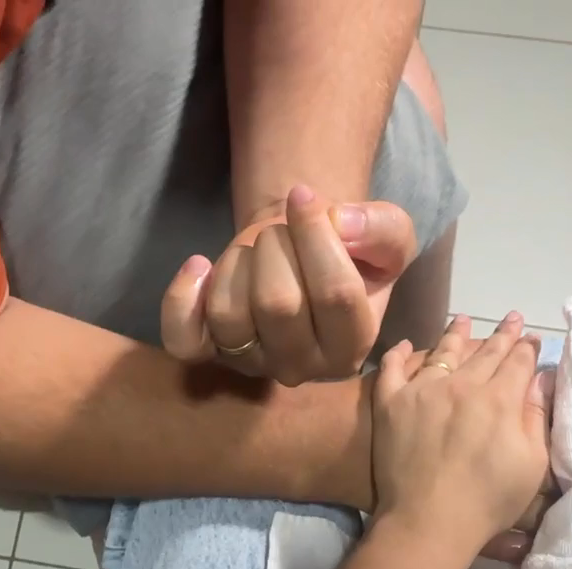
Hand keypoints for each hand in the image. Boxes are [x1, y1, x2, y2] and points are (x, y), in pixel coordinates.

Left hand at [161, 185, 417, 385]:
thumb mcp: (388, 238)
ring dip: (239, 261)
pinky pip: (184, 339)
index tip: (303, 196)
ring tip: (257, 251)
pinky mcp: (210, 354)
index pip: (335, 296)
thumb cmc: (349, 255)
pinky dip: (182, 298)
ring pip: (230, 314)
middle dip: (276, 244)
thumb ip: (382, 228)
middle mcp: (301, 368)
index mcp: (351, 348)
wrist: (302, 262)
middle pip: (278, 304)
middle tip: (282, 231)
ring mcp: (252, 364)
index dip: (317, 236)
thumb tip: (341, 222)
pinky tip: (200, 265)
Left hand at [371, 314, 549, 560]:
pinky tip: (404, 345)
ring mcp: (422, 391)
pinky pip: (392, 369)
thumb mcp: (531, 465)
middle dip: (503, 334)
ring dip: (456, 333)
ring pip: (442, 352)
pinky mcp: (390, 404)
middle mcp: (462, 384)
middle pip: (486, 352)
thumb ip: (537, 419)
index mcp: (500, 398)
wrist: (427, 521)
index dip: (529, 349)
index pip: (519, 362)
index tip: (534, 338)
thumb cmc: (487, 502)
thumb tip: (542, 381)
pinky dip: (398, 354)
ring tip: (463, 319)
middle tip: (512, 319)